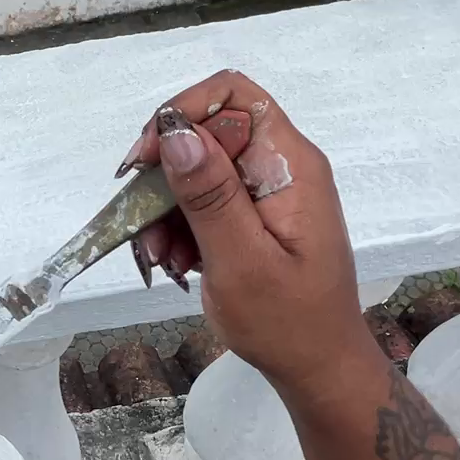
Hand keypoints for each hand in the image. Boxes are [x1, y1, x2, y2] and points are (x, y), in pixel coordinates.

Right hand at [118, 70, 378, 395]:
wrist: (316, 364)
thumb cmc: (285, 320)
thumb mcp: (240, 261)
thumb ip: (209, 196)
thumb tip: (175, 133)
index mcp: (287, 165)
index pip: (231, 96)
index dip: (180, 115)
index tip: (143, 164)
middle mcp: (278, 166)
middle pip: (207, 134)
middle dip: (164, 176)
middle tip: (143, 226)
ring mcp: (264, 192)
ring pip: (196, 172)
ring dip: (165, 211)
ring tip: (161, 257)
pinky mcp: (251, 217)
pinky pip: (202, 203)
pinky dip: (178, 229)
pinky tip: (175, 263)